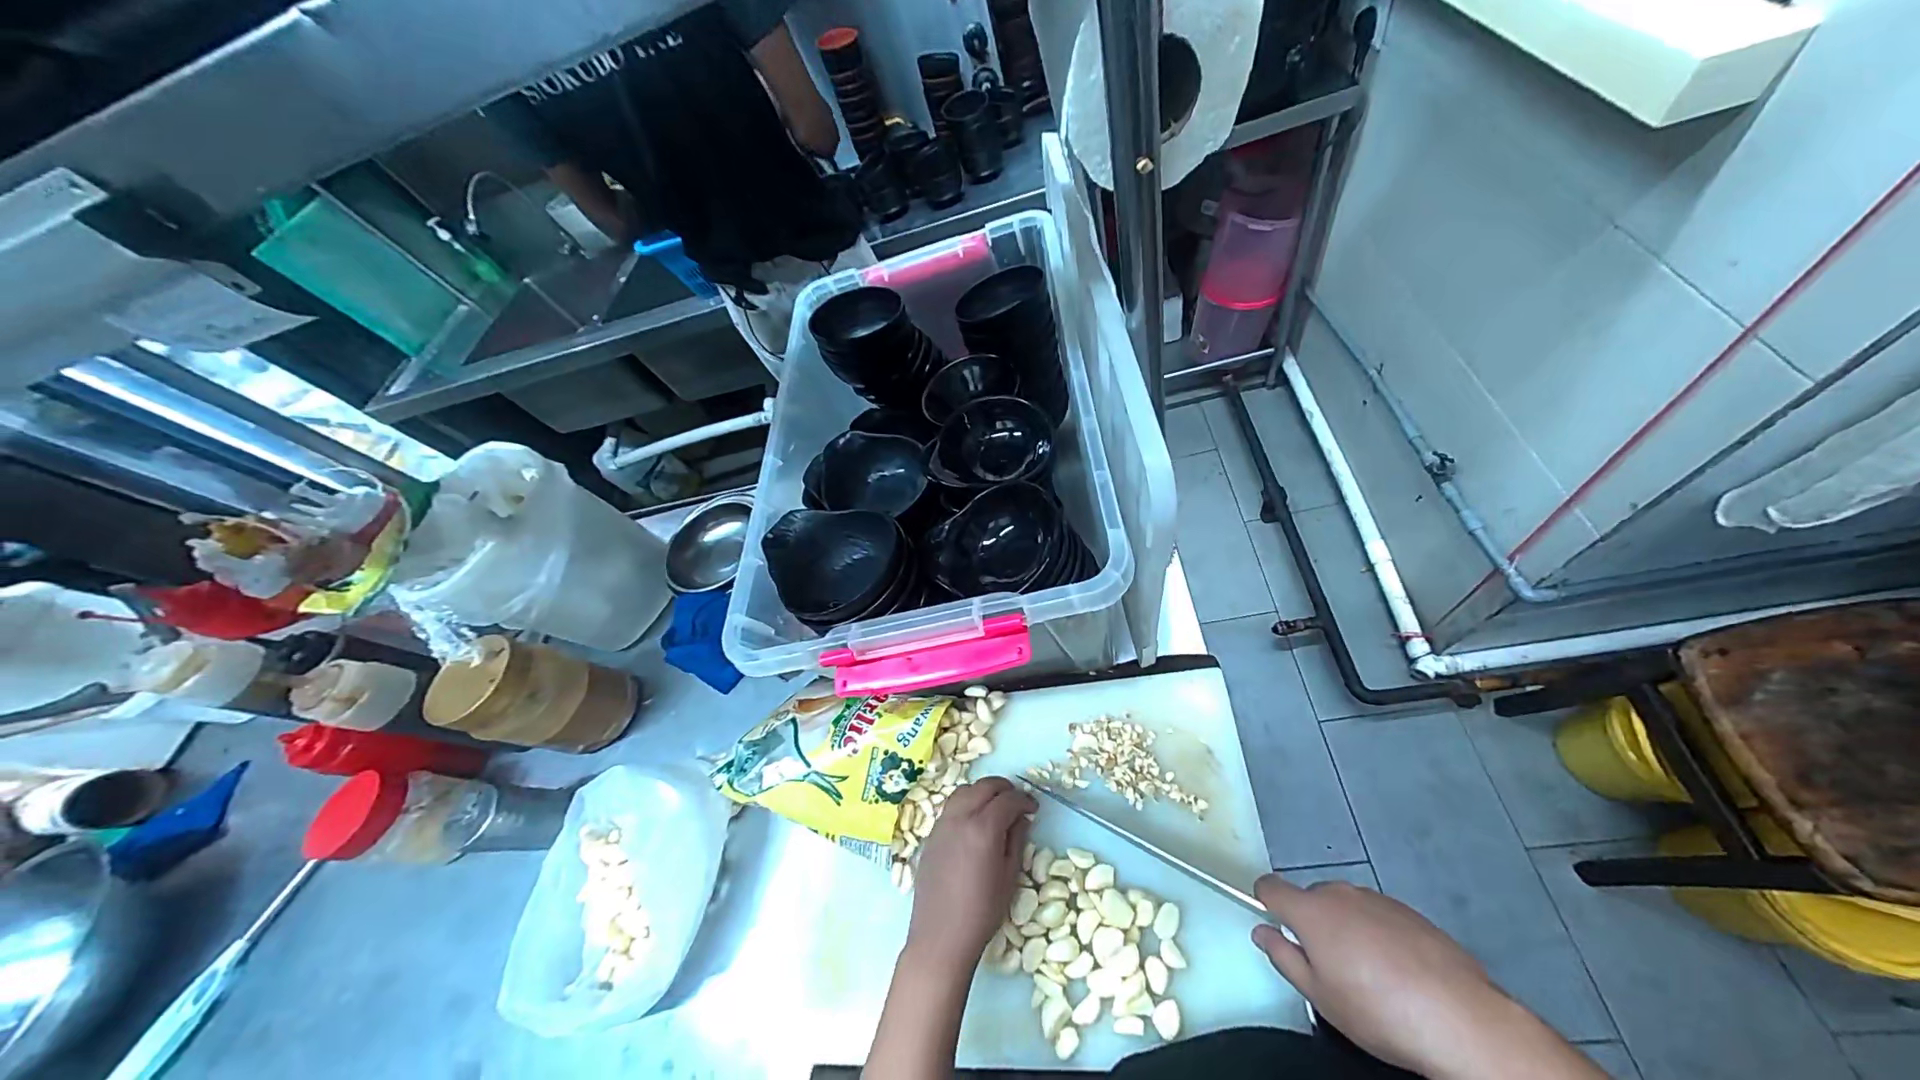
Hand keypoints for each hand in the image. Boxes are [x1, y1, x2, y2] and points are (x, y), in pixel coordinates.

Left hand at [903, 777, 1034, 977]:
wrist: (941, 936)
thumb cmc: (982, 912)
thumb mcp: (1009, 876)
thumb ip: (1016, 840)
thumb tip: (1021, 818)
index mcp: (983, 828)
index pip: (1008, 799)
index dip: (1025, 800)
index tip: (1034, 809)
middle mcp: (960, 818)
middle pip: (984, 786)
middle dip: (1005, 789)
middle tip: (1017, 802)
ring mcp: (941, 824)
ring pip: (964, 791)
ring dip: (982, 792)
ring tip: (995, 808)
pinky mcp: (930, 835)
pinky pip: (950, 807)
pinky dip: (966, 803)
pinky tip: (974, 822)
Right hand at [1250, 874, 1602, 1079]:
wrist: (1461, 1019)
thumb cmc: (1381, 1011)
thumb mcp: (1319, 995)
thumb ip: (1283, 956)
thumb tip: (1264, 934)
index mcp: (1310, 911)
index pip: (1271, 887)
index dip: (1266, 902)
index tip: (1273, 923)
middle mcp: (1341, 894)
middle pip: (1311, 898)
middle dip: (1312, 923)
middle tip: (1327, 965)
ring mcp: (1378, 899)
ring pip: (1346, 907)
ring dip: (1346, 928)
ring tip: (1369, 975)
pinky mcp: (1411, 912)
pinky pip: (1378, 915)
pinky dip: (1378, 934)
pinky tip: (1397, 972)